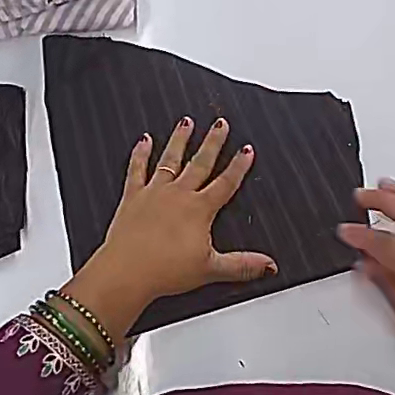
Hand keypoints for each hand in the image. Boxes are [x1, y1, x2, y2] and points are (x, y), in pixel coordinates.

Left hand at [63, 118, 274, 335]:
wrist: (127, 272)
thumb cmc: (165, 271)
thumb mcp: (211, 269)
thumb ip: (242, 265)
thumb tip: (268, 266)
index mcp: (199, 209)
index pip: (225, 183)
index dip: (239, 165)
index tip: (247, 149)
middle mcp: (178, 195)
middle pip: (200, 163)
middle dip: (213, 142)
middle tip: (220, 124)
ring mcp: (154, 193)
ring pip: (170, 159)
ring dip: (179, 140)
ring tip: (186, 122)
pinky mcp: (132, 197)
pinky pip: (137, 169)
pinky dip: (140, 154)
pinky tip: (144, 141)